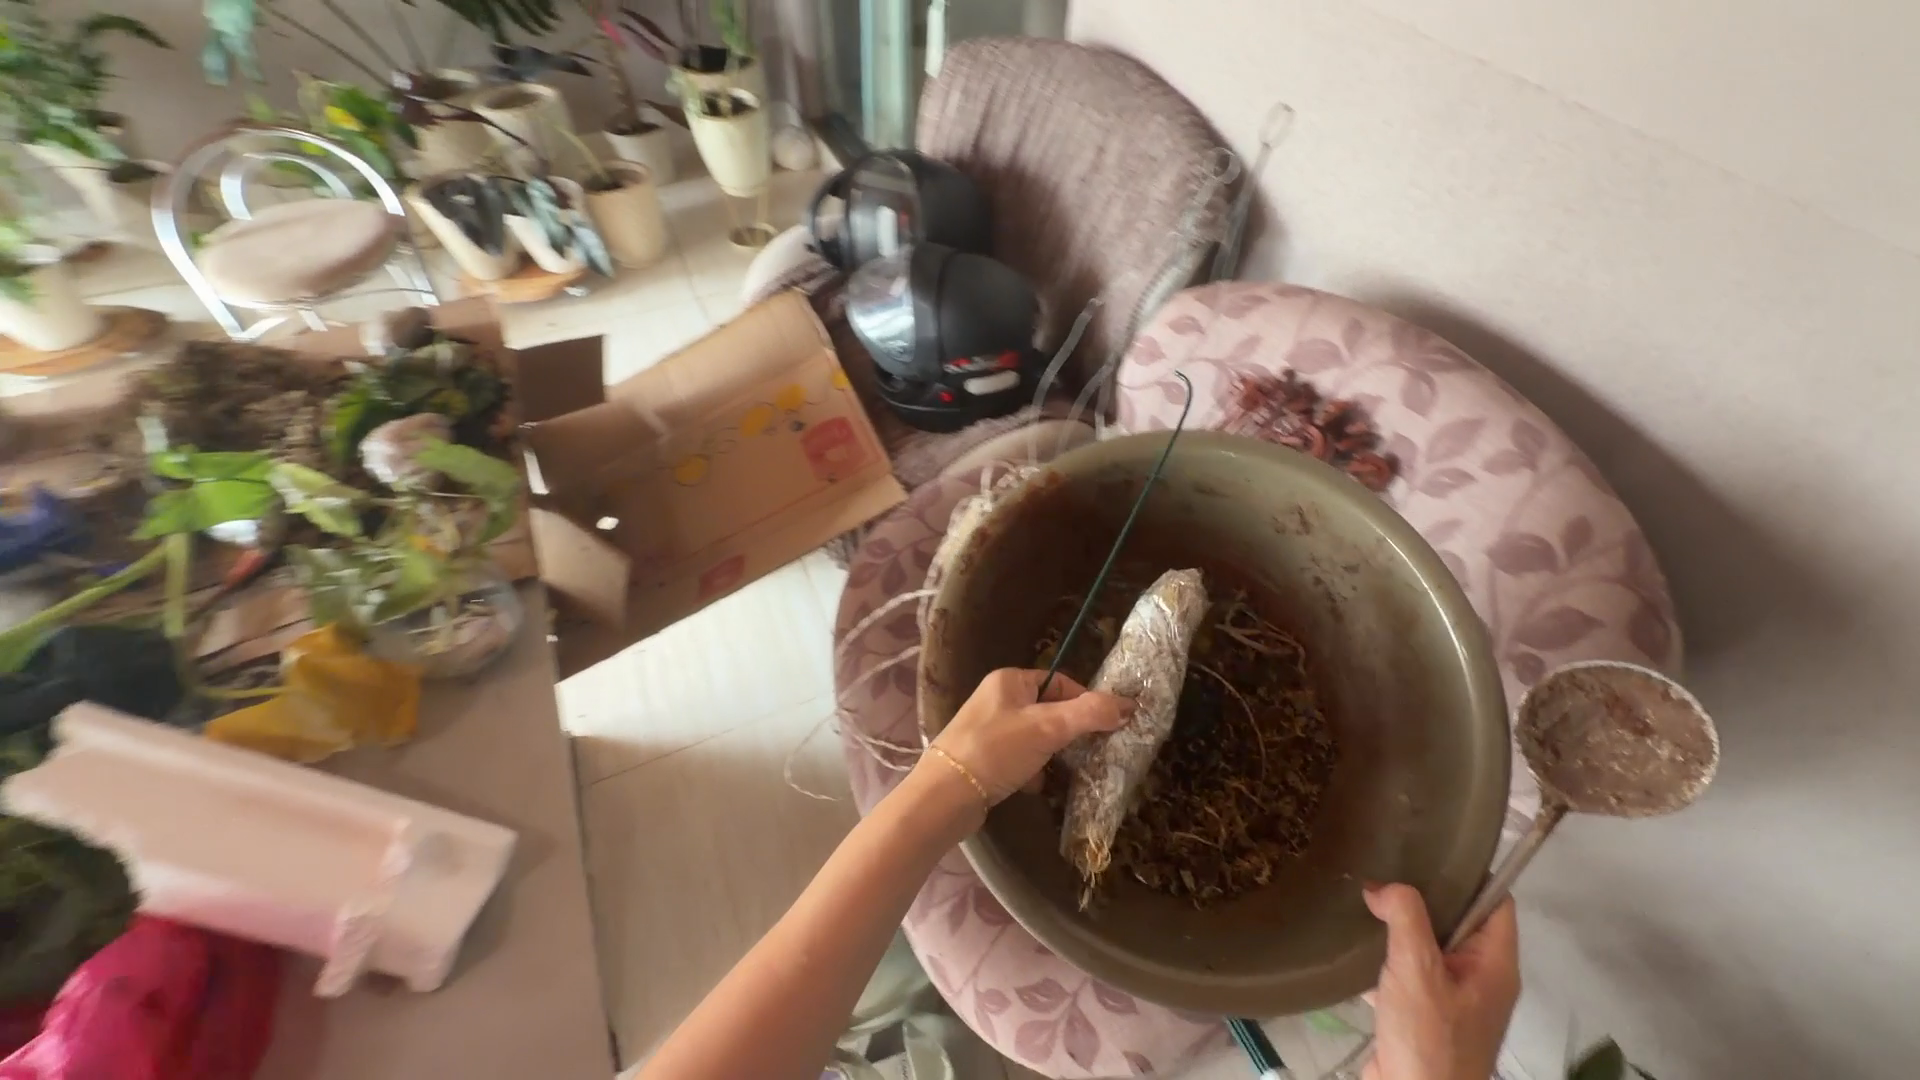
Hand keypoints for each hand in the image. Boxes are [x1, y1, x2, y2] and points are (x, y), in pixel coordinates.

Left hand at [930, 669, 1131, 804]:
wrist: (946, 796)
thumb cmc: (997, 750)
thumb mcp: (1047, 728)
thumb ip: (1089, 714)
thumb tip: (1127, 705)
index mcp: (1009, 680)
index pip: (1059, 682)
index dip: (1084, 702)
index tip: (1104, 727)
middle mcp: (997, 699)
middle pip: (1049, 710)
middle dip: (1068, 732)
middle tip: (1087, 752)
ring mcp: (989, 729)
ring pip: (1036, 737)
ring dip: (1050, 754)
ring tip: (1062, 770)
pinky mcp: (985, 757)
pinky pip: (1020, 758)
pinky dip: (1032, 771)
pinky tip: (1035, 786)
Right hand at [1362, 884, 1519, 1079]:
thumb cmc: (1429, 1038)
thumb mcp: (1416, 969)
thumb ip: (1404, 916)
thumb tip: (1382, 887)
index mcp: (1494, 966)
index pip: (1497, 903)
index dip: (1472, 873)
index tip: (1429, 848)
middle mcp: (1480, 979)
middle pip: (1460, 920)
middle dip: (1424, 895)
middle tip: (1386, 865)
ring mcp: (1454, 999)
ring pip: (1430, 944)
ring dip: (1400, 925)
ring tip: (1366, 898)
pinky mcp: (1425, 1014)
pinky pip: (1409, 970)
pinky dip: (1386, 956)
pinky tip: (1355, 945)